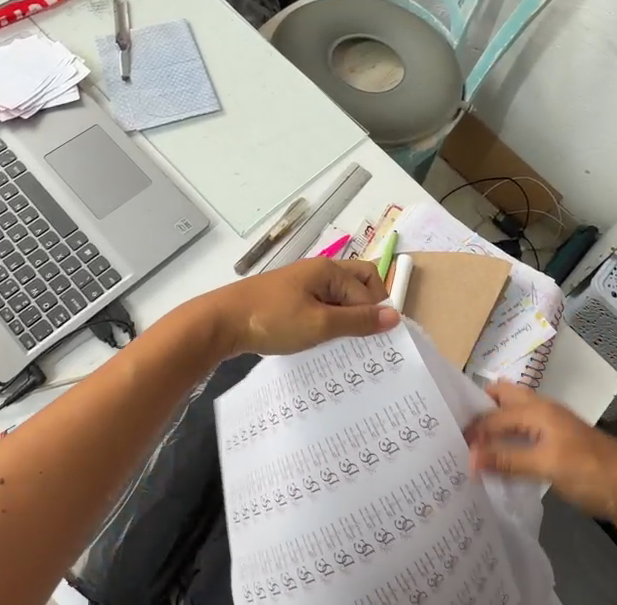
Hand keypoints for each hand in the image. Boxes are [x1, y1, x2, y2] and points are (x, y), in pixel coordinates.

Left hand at [194, 258, 399, 357]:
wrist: (221, 321)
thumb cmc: (273, 320)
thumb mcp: (320, 324)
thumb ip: (357, 321)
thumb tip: (395, 317)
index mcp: (329, 270)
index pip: (369, 288)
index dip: (375, 314)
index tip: (375, 343)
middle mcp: (319, 270)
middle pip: (358, 284)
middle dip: (365, 310)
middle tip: (362, 339)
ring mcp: (302, 283)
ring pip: (338, 297)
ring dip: (345, 318)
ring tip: (342, 346)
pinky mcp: (289, 298)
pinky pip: (321, 305)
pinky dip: (327, 321)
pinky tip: (319, 342)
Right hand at [465, 382, 616, 534]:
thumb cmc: (591, 471)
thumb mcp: (547, 465)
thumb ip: (508, 460)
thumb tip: (469, 458)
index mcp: (537, 408)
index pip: (494, 414)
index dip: (472, 429)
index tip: (448, 443)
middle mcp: (542, 411)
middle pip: (503, 400)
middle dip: (480, 411)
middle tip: (456, 432)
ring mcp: (551, 428)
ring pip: (514, 417)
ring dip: (494, 427)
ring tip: (471, 447)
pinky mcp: (557, 447)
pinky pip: (524, 436)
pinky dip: (507, 443)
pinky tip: (499, 461)